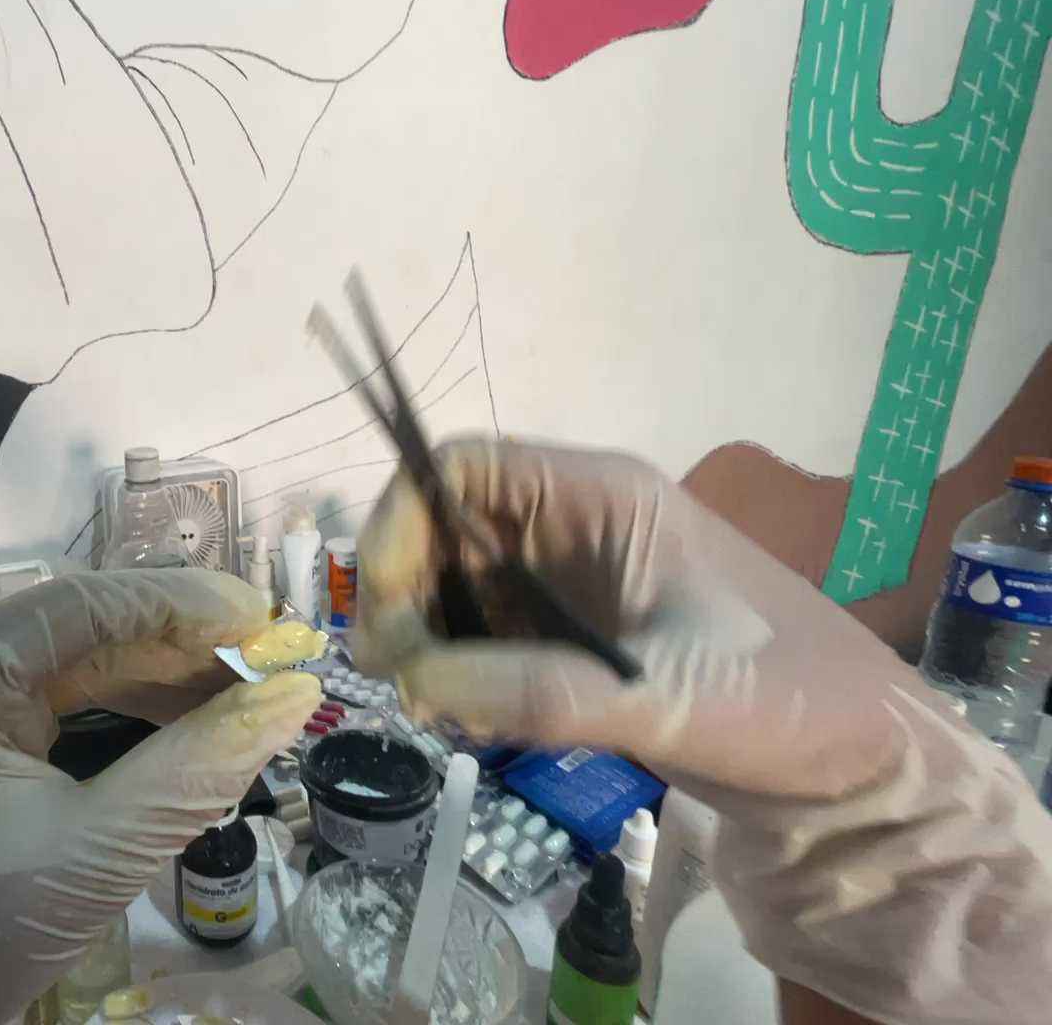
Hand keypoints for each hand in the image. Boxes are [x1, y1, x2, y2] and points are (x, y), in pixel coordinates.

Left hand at [0, 569, 318, 1023]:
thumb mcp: (98, 852)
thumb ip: (198, 766)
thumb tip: (296, 695)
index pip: (72, 607)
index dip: (176, 603)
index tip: (262, 617)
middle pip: (81, 625)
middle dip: (180, 640)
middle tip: (272, 654)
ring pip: (83, 651)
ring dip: (167, 668)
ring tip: (248, 686)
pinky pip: (69, 686)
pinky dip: (137, 697)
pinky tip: (196, 708)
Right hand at [357, 438, 1051, 1023]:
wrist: (855, 773)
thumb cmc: (789, 702)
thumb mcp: (670, 693)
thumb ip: (538, 690)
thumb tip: (413, 683)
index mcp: (593, 498)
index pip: (461, 467)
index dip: (403, 514)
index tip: (384, 594)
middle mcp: (557, 526)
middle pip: (433, 529)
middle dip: (399, 595)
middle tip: (390, 671)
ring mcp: (547, 578)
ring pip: (437, 583)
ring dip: (415, 639)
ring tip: (426, 705)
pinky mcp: (544, 629)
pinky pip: (463, 633)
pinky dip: (444, 671)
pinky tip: (460, 716)